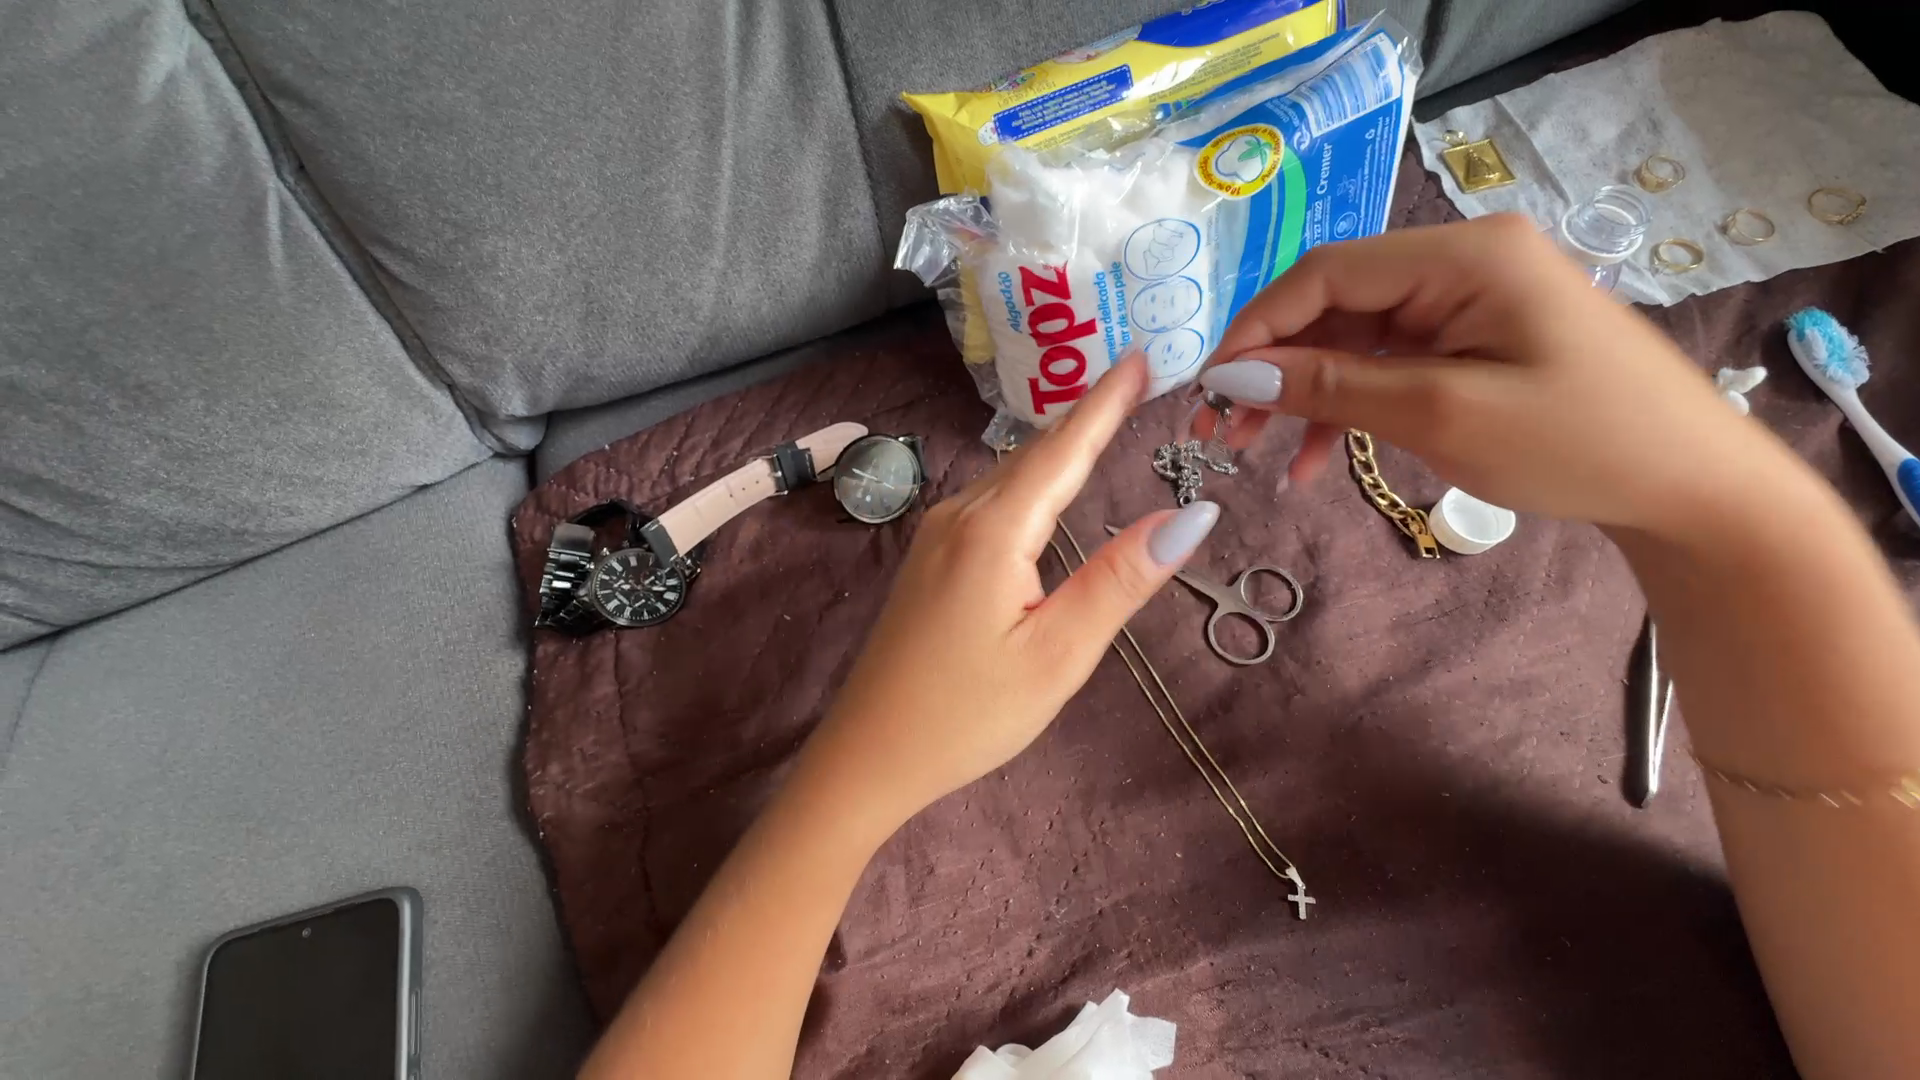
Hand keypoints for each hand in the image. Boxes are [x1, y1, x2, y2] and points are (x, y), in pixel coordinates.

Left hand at [798, 354, 1221, 826]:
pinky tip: (1043, 489)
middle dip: (1086, 417)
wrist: (869, 754)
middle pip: (1033, 456)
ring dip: (1056, 449)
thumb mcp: (1057, 654)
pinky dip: (1028, 484)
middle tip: (1135, 381)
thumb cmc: (968, 714)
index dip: (1106, 403)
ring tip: (1101, 422)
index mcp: (993, 531)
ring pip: (1008, 479)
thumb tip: (1190, 514)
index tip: (1142, 356)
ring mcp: (935, 537)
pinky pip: (989, 505)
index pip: (1063, 450)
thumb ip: (1120, 579)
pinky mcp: (927, 561)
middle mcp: (958, 517)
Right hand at [1192, 216, 1791, 536]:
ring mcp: (1459, 308)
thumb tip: (1232, 377)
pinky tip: (1310, 465)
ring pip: (1345, 344)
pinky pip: (1380, 370)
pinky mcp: (1462, 346)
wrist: (1689, 489)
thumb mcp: (1438, 413)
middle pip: (1328, 309)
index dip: (1255, 329)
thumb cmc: (1576, 442)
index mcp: (1461, 256)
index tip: (1207, 390)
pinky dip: (1340, 413)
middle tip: (1219, 433)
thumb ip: (1329, 387)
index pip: (1323, 274)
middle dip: (1268, 371)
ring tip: (1250, 453)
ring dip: (1295, 398)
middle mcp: (1455, 267)